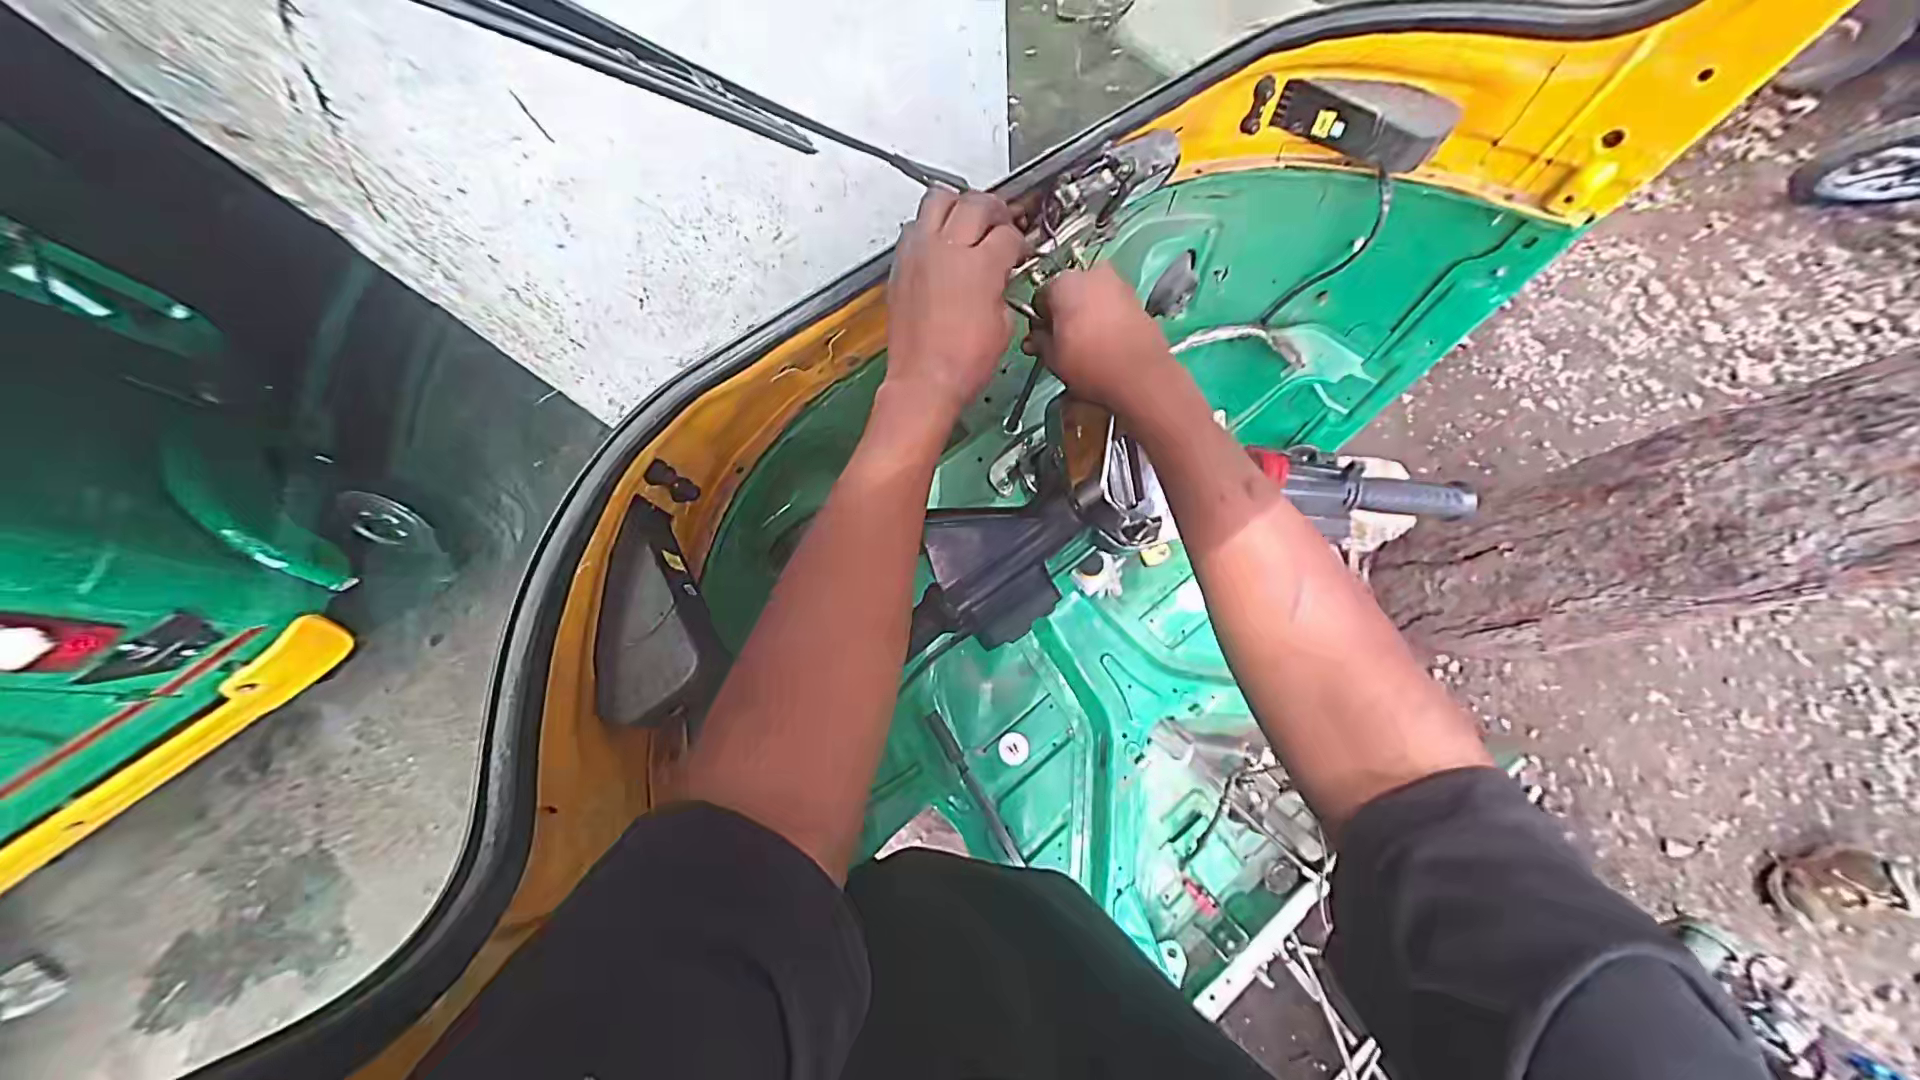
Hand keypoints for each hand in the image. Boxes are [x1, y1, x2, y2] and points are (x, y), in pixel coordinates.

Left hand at [884, 189, 1027, 420]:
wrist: (924, 382)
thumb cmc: (960, 363)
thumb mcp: (1003, 326)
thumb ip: (1003, 290)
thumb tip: (1000, 279)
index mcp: (981, 265)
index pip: (1008, 234)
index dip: (1019, 241)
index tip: (1019, 249)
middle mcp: (947, 250)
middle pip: (976, 203)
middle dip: (995, 211)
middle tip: (1001, 223)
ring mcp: (919, 254)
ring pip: (938, 200)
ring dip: (958, 204)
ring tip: (967, 219)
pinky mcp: (900, 267)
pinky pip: (914, 228)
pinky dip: (930, 227)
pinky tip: (940, 243)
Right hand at [1026, 262, 1183, 424]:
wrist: (1140, 376)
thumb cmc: (1088, 364)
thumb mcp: (1052, 357)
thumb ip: (1039, 342)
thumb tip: (1036, 338)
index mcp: (1064, 282)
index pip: (1040, 296)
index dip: (1039, 319)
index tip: (1041, 338)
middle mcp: (1092, 273)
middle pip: (1068, 292)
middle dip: (1063, 313)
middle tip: (1061, 342)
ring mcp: (1118, 283)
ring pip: (1091, 297)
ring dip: (1084, 315)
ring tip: (1084, 345)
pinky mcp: (1137, 299)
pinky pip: (1110, 305)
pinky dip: (1104, 318)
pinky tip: (1103, 343)